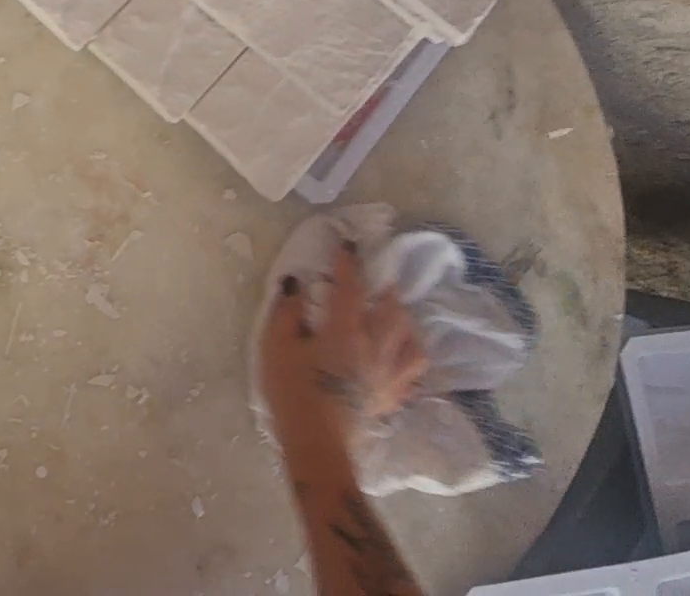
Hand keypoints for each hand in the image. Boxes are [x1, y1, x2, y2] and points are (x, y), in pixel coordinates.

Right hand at [258, 242, 428, 437]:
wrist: (317, 446)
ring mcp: (389, 375)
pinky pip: (413, 370)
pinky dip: (410, 354)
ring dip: (403, 319)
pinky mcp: (393, 397)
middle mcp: (376, 348)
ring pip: (411, 339)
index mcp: (345, 332)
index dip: (349, 262)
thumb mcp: (276, 347)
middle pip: (393, 310)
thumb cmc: (292, 392)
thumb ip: (287, 312)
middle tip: (375, 278)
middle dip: (384, 289)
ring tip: (393, 312)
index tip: (347, 243)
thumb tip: (295, 284)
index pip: (352, 288)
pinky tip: (402, 352)